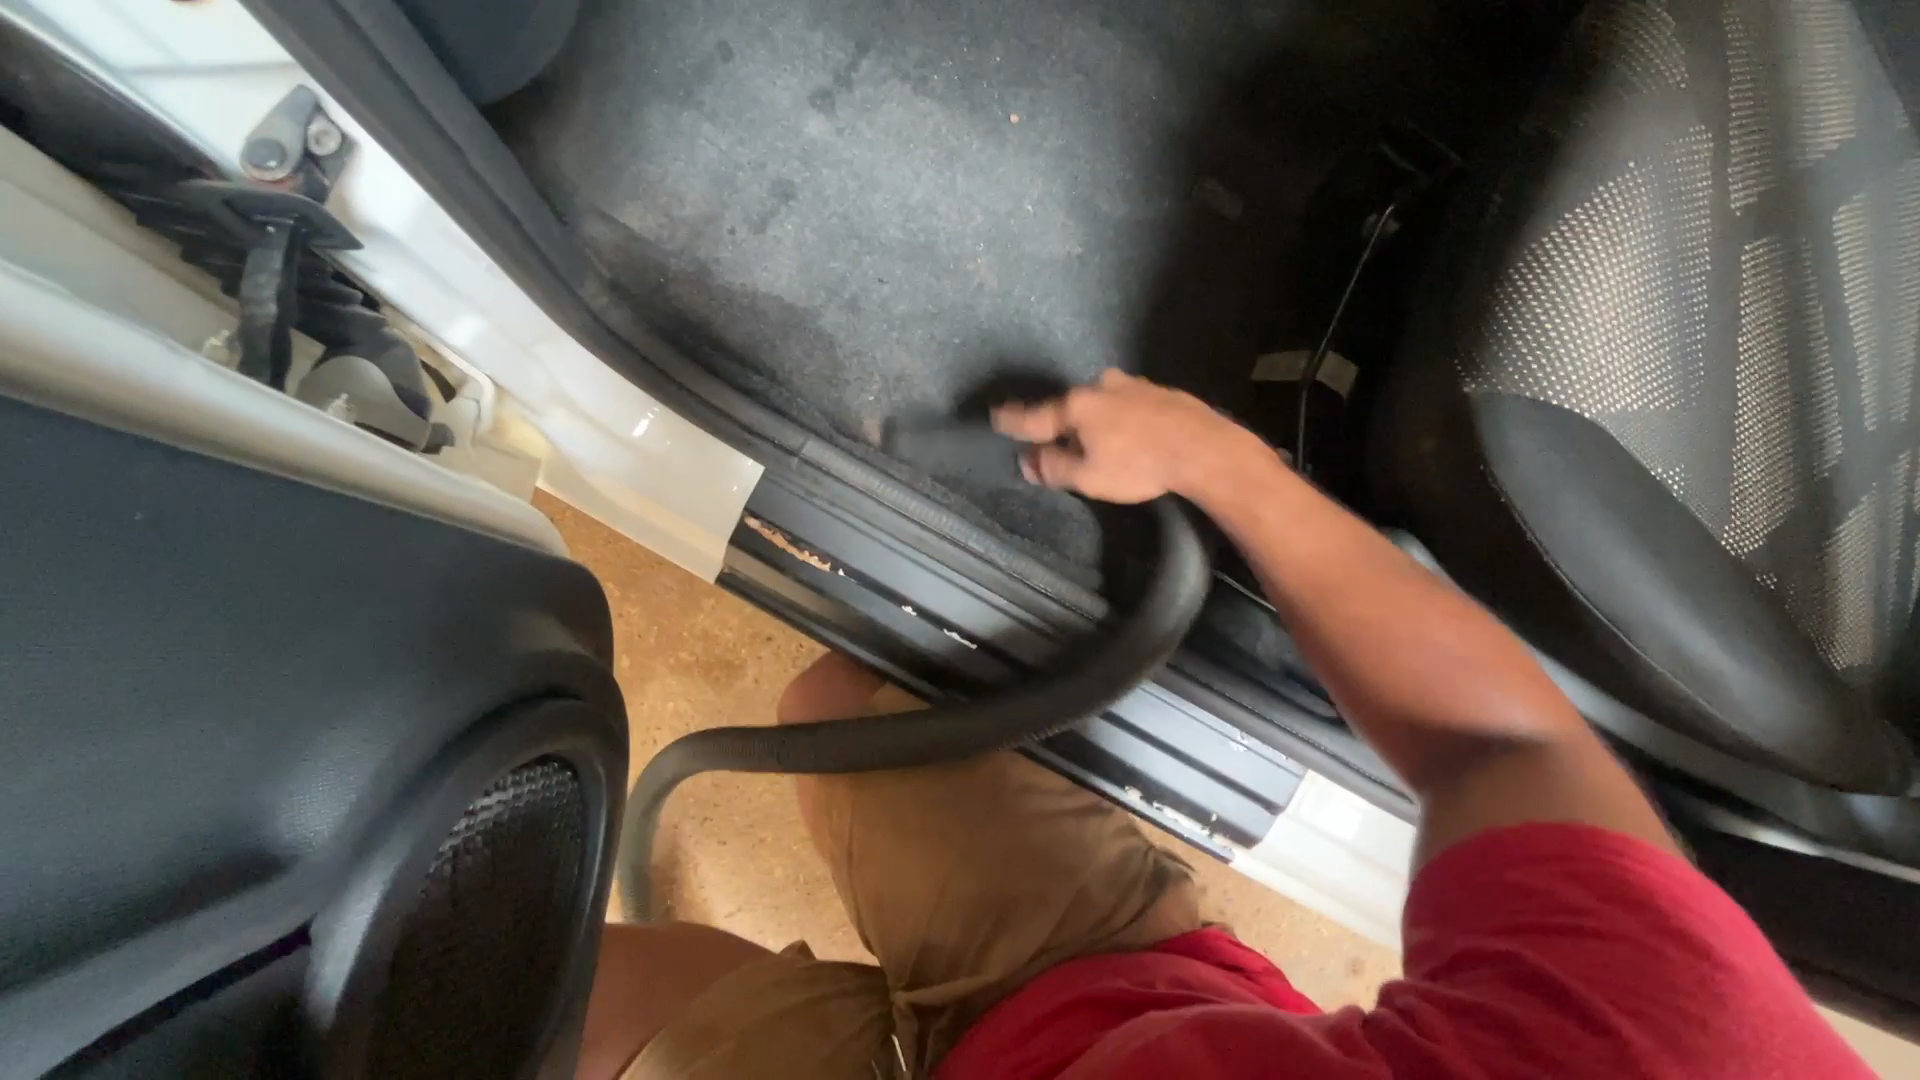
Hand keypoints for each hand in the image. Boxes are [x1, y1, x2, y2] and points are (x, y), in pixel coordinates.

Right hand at [990, 369, 1266, 503]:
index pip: (1033, 416)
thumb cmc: (1139, 465)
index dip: (1012, 421)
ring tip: (1097, 444)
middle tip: (1055, 445)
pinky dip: (1119, 419)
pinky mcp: (1158, 391)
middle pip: (1068, 408)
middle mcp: (1100, 386)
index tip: (995, 418)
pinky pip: (1125, 405)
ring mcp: (1132, 385)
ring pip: (1099, 403)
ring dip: (1092, 421)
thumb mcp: (1088, 477)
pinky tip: (1130, 436)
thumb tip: (1028, 461)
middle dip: (1060, 425)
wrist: (1205, 448)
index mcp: (1076, 406)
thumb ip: (1053, 468)